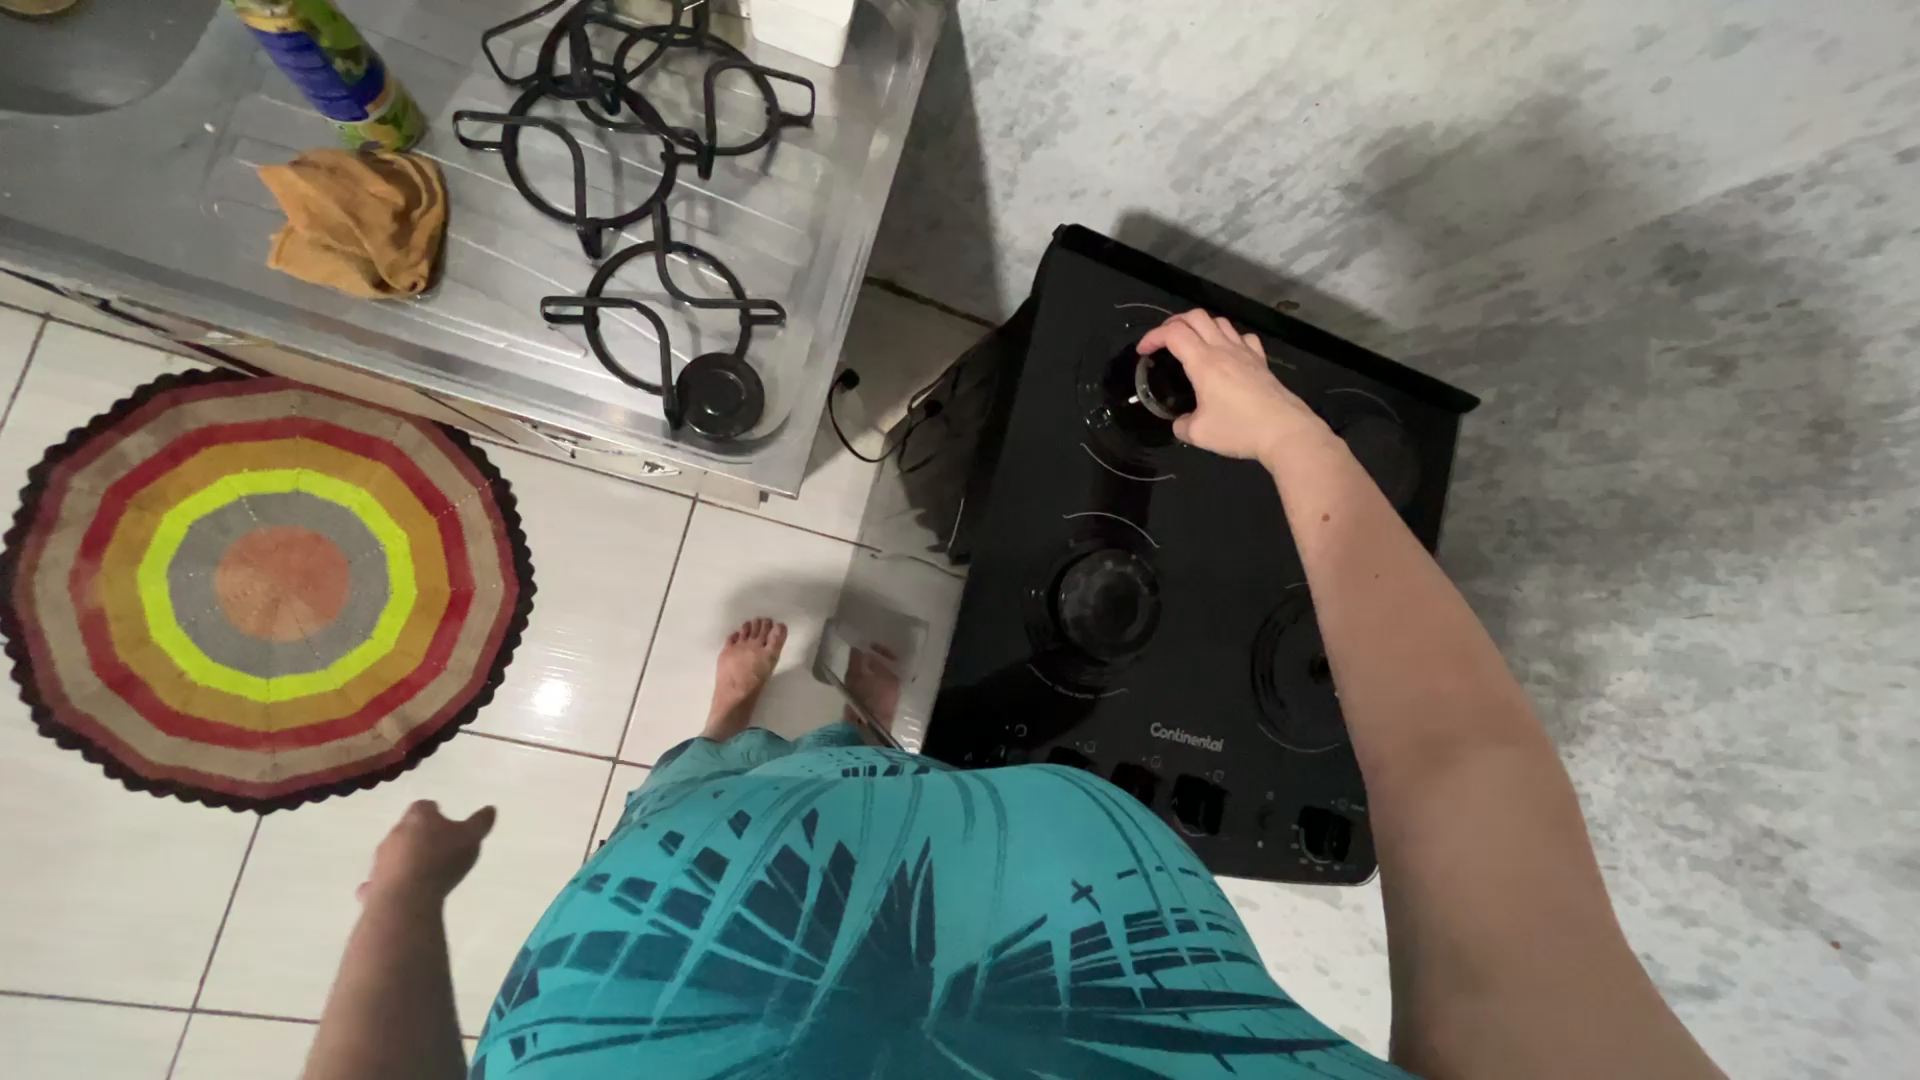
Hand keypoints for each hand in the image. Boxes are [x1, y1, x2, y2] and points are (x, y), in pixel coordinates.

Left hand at [358, 800, 495, 908]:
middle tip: (437, 844)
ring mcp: (380, 862)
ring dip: (404, 858)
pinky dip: (387, 882)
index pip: (423, 806)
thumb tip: (489, 809)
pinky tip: (399, 888)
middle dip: (419, 835)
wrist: (407, 899)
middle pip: (406, 829)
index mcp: (418, 818)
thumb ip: (481, 822)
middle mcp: (394, 835)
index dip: (433, 811)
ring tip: (423, 869)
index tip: (442, 817)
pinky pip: (379, 881)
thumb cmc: (442, 860)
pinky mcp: (372, 887)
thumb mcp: (472, 837)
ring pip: (392, 854)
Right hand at [1136, 309, 1327, 463]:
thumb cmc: (1238, 430)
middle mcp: (1223, 350)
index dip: (1152, 337)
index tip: (1142, 351)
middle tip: (1163, 342)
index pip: (1173, 334)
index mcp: (1204, 363)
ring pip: (1219, 322)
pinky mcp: (1260, 361)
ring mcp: (1245, 353)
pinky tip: (1225, 353)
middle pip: (1195, 317)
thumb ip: (1181, 424)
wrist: (1284, 431)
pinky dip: (1228, 338)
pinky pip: (1242, 337)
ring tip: (1191, 344)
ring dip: (1200, 326)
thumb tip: (1180, 422)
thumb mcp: (1197, 434)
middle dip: (1173, 323)